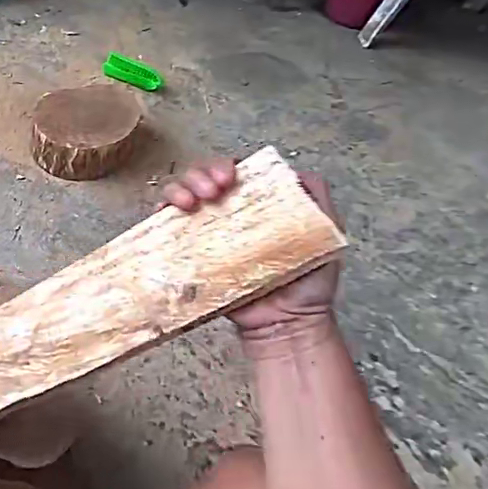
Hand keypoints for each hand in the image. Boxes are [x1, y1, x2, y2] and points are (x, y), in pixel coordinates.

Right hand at [160, 158, 342, 352]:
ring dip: (180, 188)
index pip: (231, 168)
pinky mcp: (189, 252)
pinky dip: (161, 211)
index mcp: (253, 198)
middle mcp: (225, 208)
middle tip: (211, 191)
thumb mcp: (326, 229)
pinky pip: (166, 225)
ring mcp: (205, 229)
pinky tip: (167, 211)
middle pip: (201, 174)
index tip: (229, 178)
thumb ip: (316, 196)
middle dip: (200, 174)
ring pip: (181, 192)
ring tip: (189, 203)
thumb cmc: (309, 280)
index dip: (223, 165)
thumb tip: (294, 169)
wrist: (289, 323)